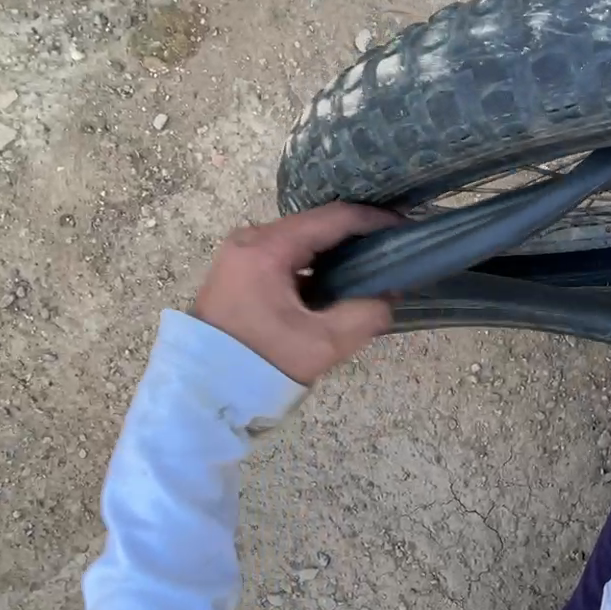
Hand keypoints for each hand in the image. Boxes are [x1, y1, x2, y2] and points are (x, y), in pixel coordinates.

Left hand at [191, 204, 401, 383]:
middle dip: (356, 236)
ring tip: (372, 267)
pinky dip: (316, 266)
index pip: (331, 218)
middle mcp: (251, 240)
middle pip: (315, 226)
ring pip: (301, 242)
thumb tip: (388, 297)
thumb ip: (365, 315)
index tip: (403, 226)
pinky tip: (339, 283)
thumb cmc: (264, 362)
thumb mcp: (324, 343)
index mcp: (267, 248)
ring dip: (336, 252)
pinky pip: (286, 258)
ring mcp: (241, 255)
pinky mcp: (240, 274)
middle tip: (392, 249)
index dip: (372, 220)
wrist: (207, 390)